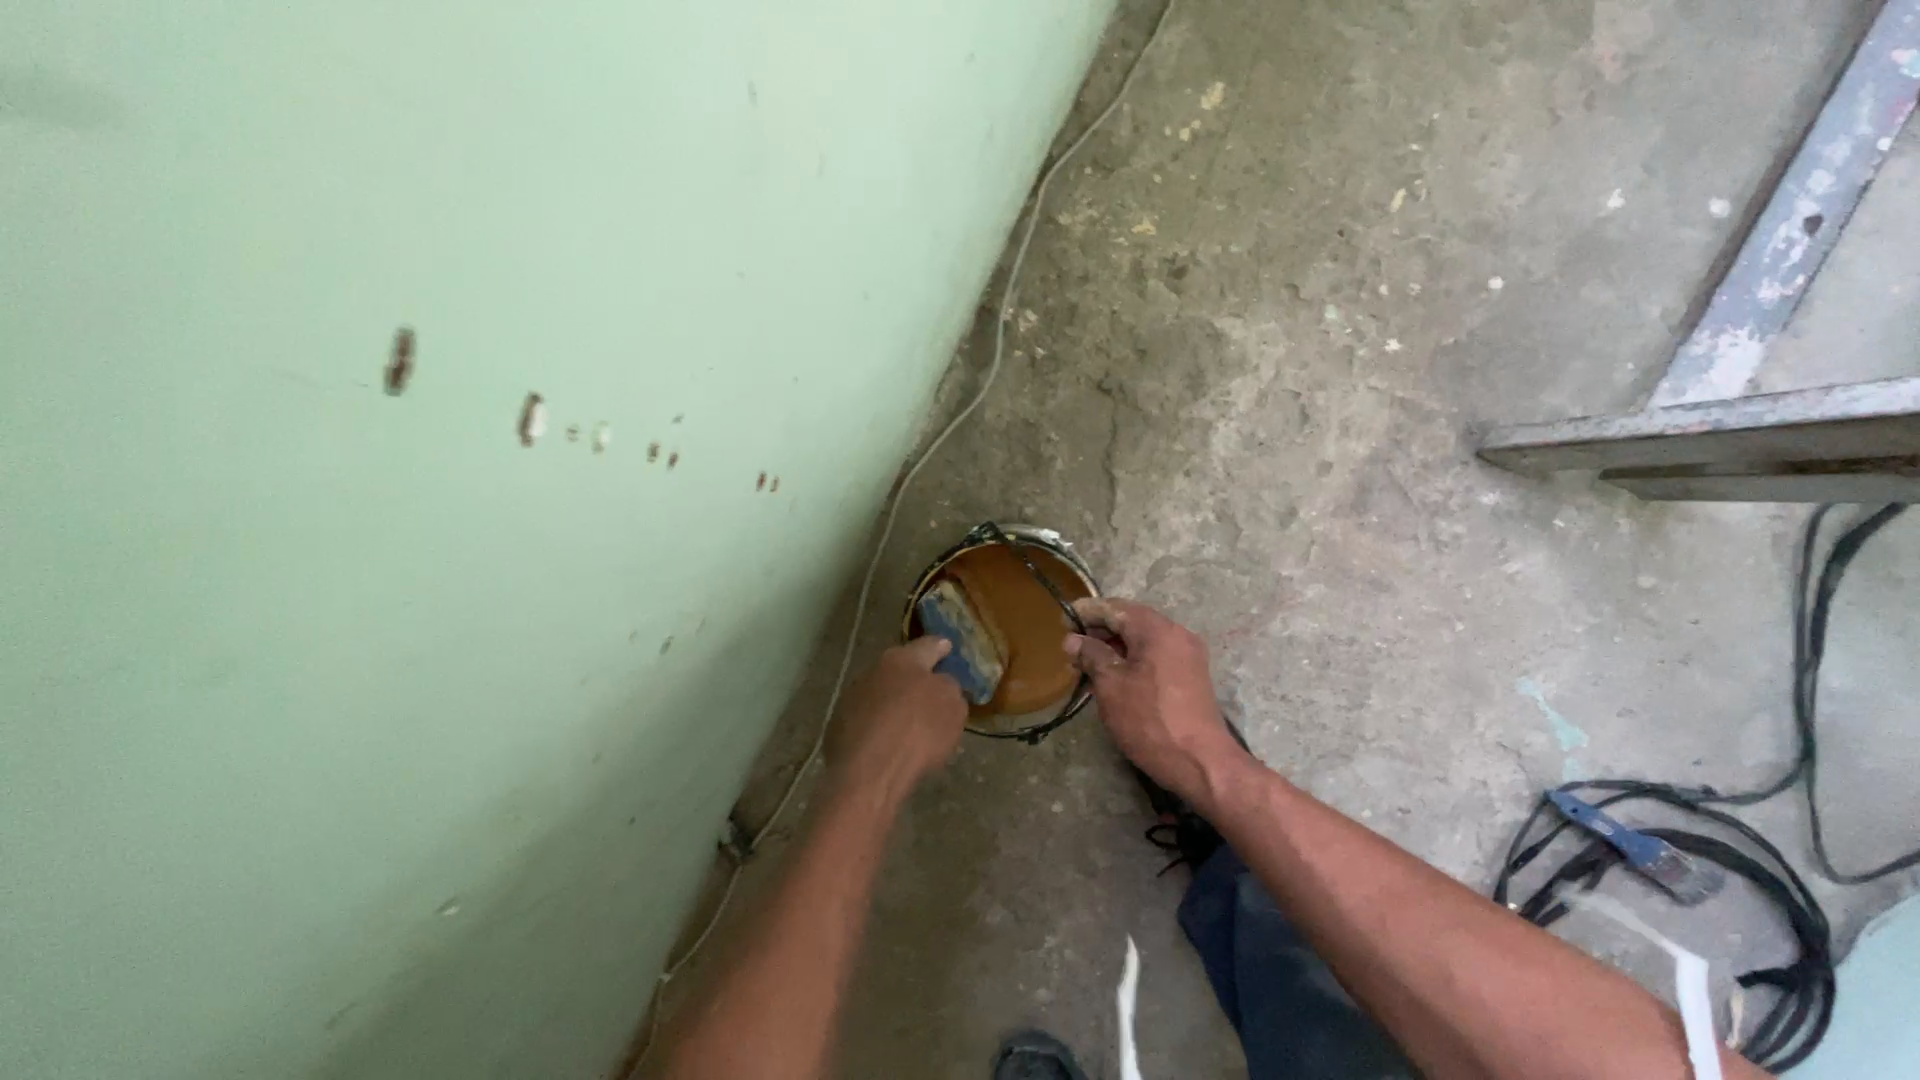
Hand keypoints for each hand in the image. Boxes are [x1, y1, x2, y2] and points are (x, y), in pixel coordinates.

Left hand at [828, 636, 969, 801]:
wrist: (868, 771)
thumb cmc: (918, 732)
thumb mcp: (952, 709)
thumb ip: (950, 689)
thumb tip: (940, 684)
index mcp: (903, 659)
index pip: (927, 646)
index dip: (940, 648)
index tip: (946, 646)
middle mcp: (873, 671)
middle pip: (899, 669)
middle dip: (913, 677)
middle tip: (929, 688)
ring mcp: (852, 698)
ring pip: (880, 694)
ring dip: (893, 702)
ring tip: (909, 720)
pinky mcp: (839, 726)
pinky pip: (867, 720)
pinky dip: (879, 725)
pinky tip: (888, 741)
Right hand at [1064, 598, 1249, 807]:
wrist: (1200, 762)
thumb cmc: (1149, 720)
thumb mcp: (1111, 685)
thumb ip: (1091, 655)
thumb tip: (1073, 640)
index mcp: (1157, 630)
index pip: (1115, 608)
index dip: (1087, 612)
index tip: (1063, 619)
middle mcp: (1177, 634)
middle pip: (1132, 621)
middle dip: (1101, 630)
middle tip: (1072, 646)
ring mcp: (1188, 656)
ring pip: (1144, 640)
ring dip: (1115, 647)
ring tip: (1087, 663)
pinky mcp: (1190, 676)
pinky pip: (1156, 656)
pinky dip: (1132, 660)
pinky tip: (1112, 677)